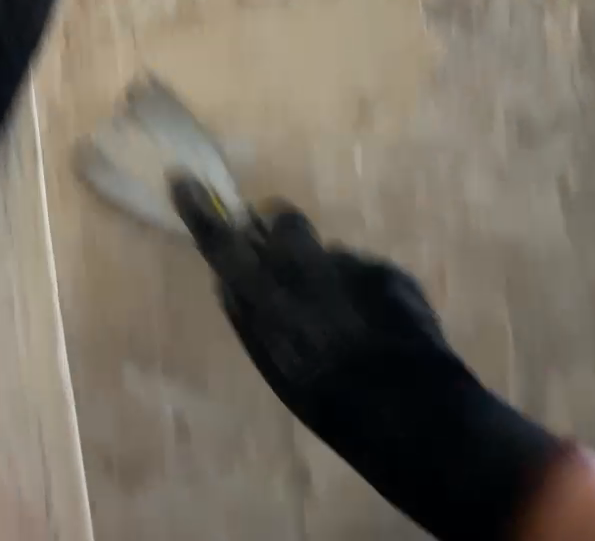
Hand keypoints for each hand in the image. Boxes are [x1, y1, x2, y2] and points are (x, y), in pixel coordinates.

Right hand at [172, 183, 567, 540]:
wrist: (413, 415)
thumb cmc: (326, 399)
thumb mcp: (270, 363)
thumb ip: (248, 313)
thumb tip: (230, 281)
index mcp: (263, 293)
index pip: (218, 238)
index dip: (198, 208)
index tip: (181, 179)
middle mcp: (301, 265)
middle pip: (282, 218)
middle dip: (281, 231)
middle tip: (288, 259)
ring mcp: (348, 262)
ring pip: (327, 249)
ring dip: (327, 269)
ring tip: (345, 314)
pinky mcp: (387, 269)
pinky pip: (364, 269)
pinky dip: (364, 289)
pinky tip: (377, 325)